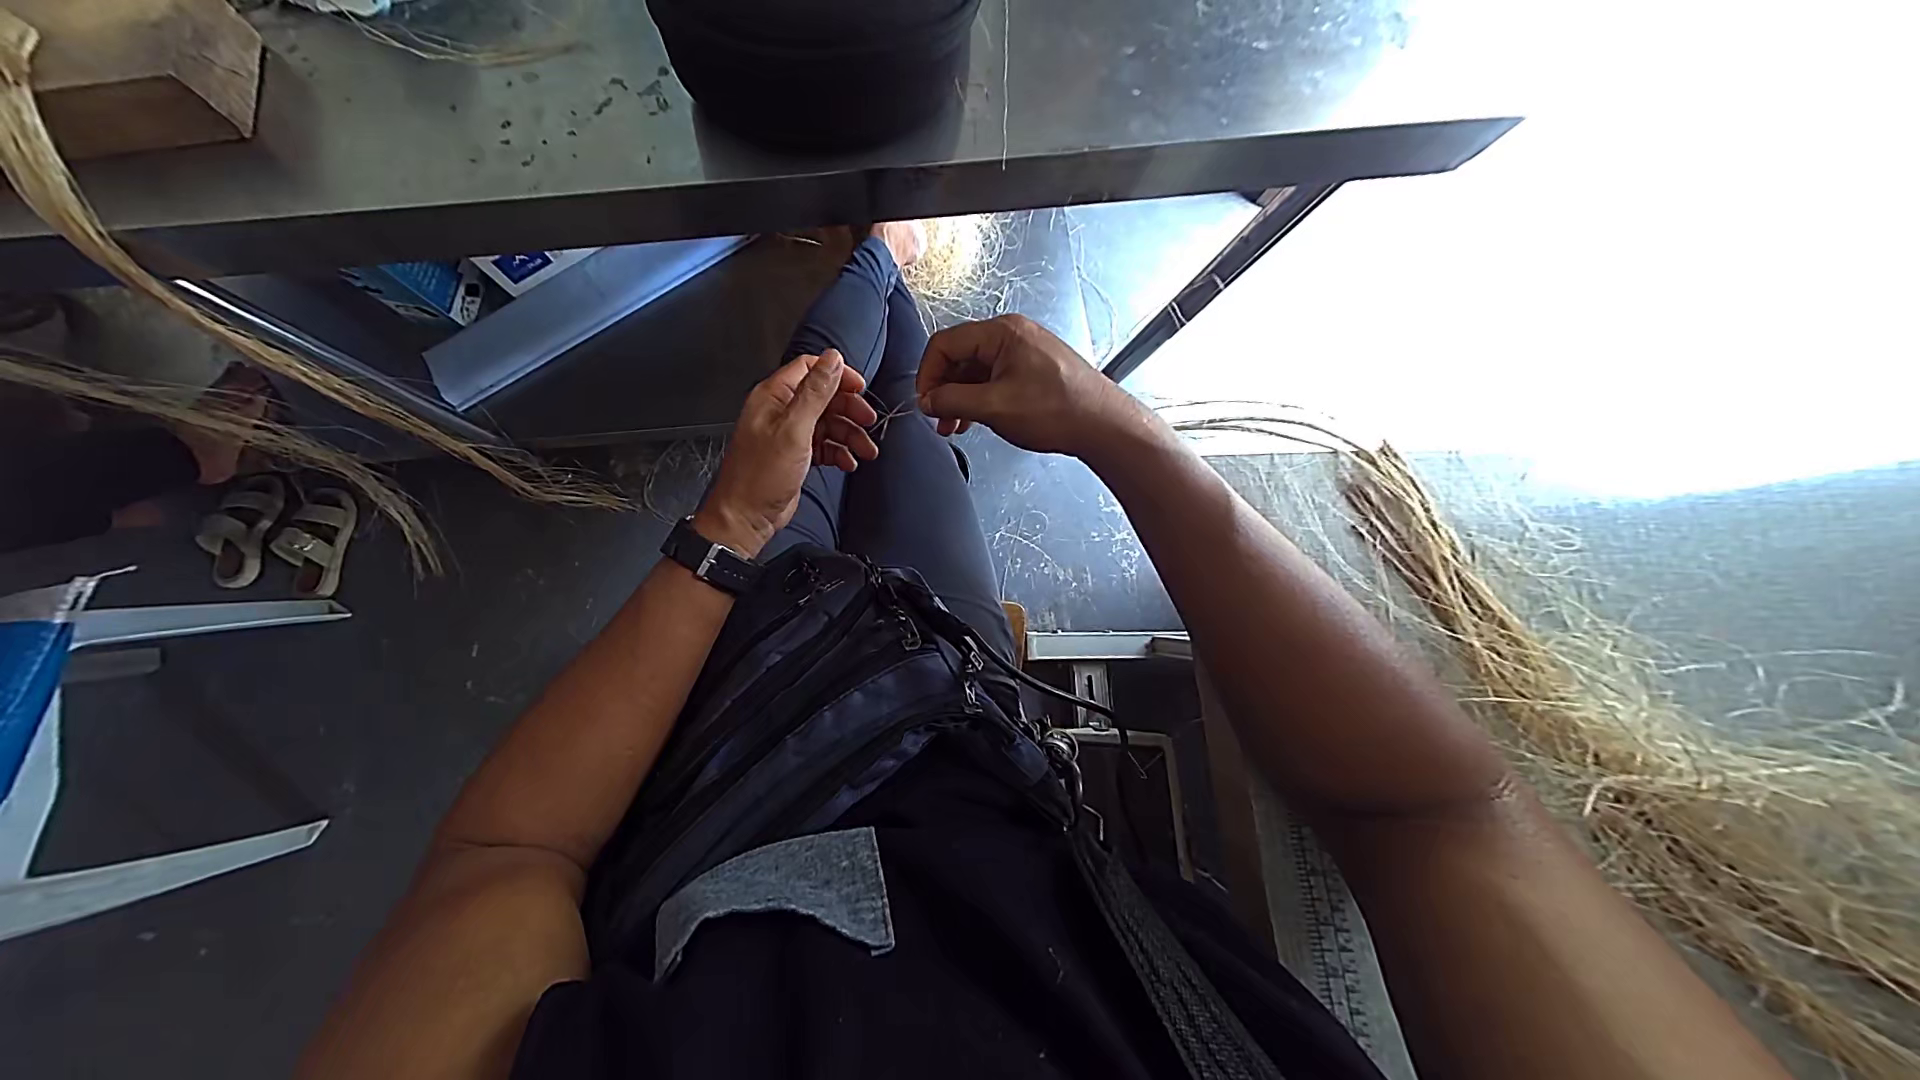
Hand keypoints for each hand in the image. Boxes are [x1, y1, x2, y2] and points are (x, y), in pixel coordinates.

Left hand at [696, 349, 877, 556]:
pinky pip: (825, 445)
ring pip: (829, 423)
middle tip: (868, 421)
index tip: (860, 388)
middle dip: (849, 409)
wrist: (747, 517)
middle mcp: (781, 411)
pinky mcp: (796, 455)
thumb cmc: (760, 477)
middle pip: (825, 397)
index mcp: (774, 397)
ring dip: (850, 435)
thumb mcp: (794, 429)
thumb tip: (832, 359)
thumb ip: (815, 392)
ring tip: (866, 450)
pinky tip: (848, 463)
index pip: (810, 369)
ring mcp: (789, 434)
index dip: (837, 375)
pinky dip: (840, 452)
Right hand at [916, 315, 1151, 457]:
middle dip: (944, 389)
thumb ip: (953, 401)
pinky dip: (980, 398)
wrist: (1103, 425)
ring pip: (977, 371)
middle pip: (960, 356)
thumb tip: (927, 400)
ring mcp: (1025, 351)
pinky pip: (995, 378)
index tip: (925, 402)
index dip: (928, 374)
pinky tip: (977, 420)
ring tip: (955, 427)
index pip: (945, 343)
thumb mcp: (994, 407)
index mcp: (1002, 333)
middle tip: (938, 419)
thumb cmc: (1058, 410)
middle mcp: (1013, 335)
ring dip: (961, 398)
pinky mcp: (1034, 369)